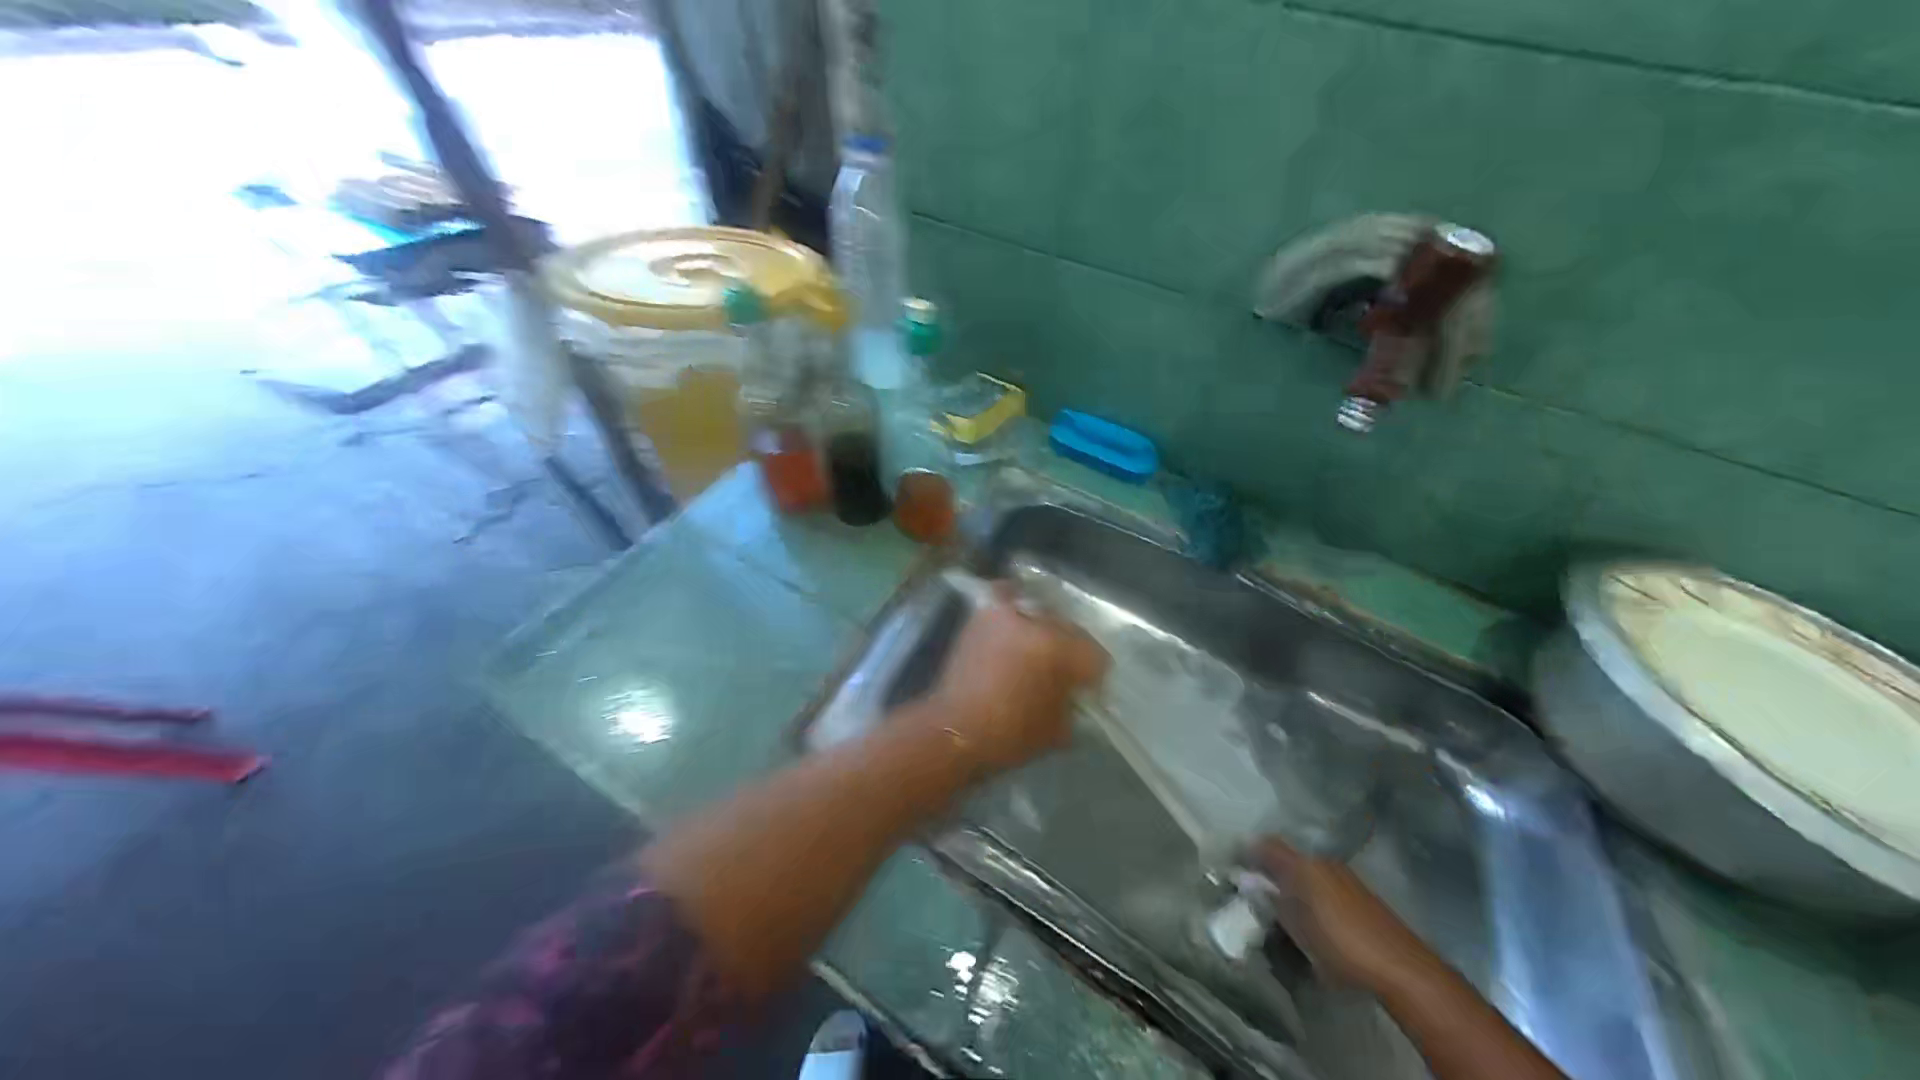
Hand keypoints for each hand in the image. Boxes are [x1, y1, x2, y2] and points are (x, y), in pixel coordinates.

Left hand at [923, 585, 1107, 772]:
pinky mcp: (982, 614)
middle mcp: (1037, 621)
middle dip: (1072, 651)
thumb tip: (1075, 693)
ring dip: (1046, 630)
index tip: (1086, 692)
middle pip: (1071, 630)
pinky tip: (1018, 620)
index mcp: (1060, 649)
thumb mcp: (1057, 729)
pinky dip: (1014, 602)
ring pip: (1042, 613)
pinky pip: (1006, 596)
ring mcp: (1007, 612)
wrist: (954, 730)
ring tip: (1039, 651)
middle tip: (1064, 673)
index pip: (1096, 656)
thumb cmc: (1009, 735)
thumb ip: (1074, 703)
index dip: (1094, 678)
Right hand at [1255, 837, 1435, 993]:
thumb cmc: (1340, 943)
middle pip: (1286, 855)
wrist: (1402, 969)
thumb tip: (1248, 880)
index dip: (1247, 853)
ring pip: (1306, 869)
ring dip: (1291, 881)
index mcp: (1303, 863)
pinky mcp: (1359, 894)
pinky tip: (1309, 914)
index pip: (1265, 845)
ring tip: (1280, 904)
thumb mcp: (1297, 925)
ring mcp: (1344, 876)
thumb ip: (1271, 899)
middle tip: (1254, 888)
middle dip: (1269, 867)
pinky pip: (1323, 882)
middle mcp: (1322, 861)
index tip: (1233, 867)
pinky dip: (1310, 892)